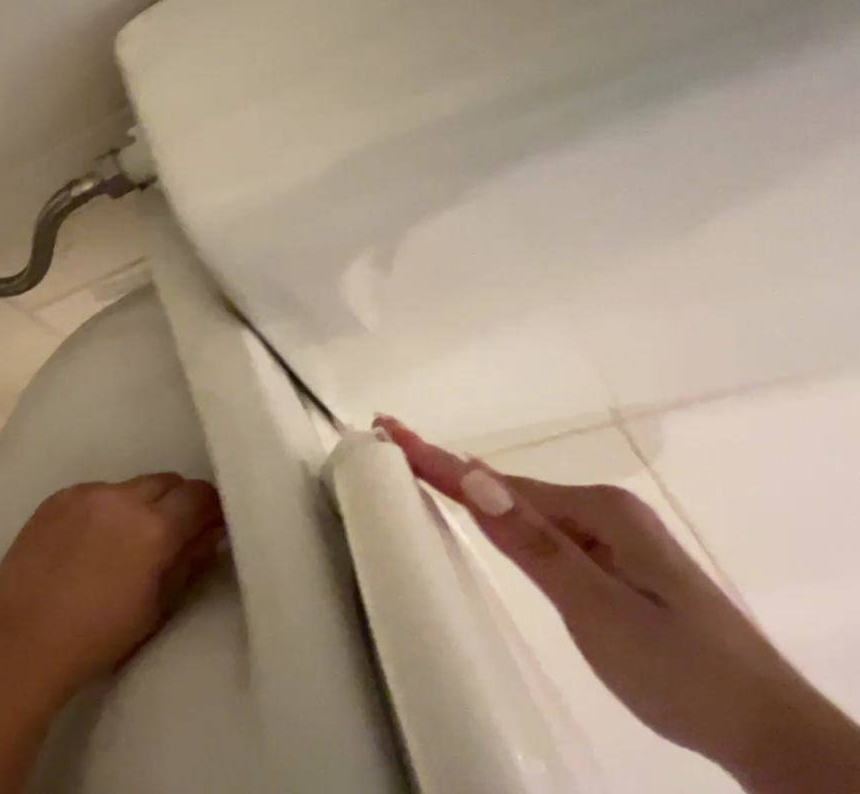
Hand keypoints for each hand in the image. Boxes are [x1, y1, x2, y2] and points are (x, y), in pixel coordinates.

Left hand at [0, 474, 226, 793]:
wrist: (26, 633)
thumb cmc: (101, 633)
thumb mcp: (159, 606)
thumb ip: (189, 561)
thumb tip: (210, 533)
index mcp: (152, 525)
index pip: (199, 494)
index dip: (212, 508)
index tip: (213, 527)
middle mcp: (118, 497)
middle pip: (165, 481)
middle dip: (178, 502)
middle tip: (176, 534)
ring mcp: (82, 493)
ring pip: (127, 485)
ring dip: (139, 503)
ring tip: (129, 540)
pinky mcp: (53, 498)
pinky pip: (93, 492)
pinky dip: (105, 507)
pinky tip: (94, 539)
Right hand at [378, 415, 859, 792]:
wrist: (771, 734)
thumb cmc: (681, 672)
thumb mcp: (597, 608)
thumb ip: (533, 544)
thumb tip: (473, 479)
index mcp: (600, 514)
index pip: (497, 483)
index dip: (438, 458)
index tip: (389, 428)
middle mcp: (607, 514)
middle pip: (507, 489)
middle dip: (447, 467)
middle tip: (391, 443)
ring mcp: (615, 539)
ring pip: (523, 509)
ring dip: (469, 490)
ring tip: (417, 469)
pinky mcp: (616, 564)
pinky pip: (541, 529)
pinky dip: (500, 516)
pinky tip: (480, 511)